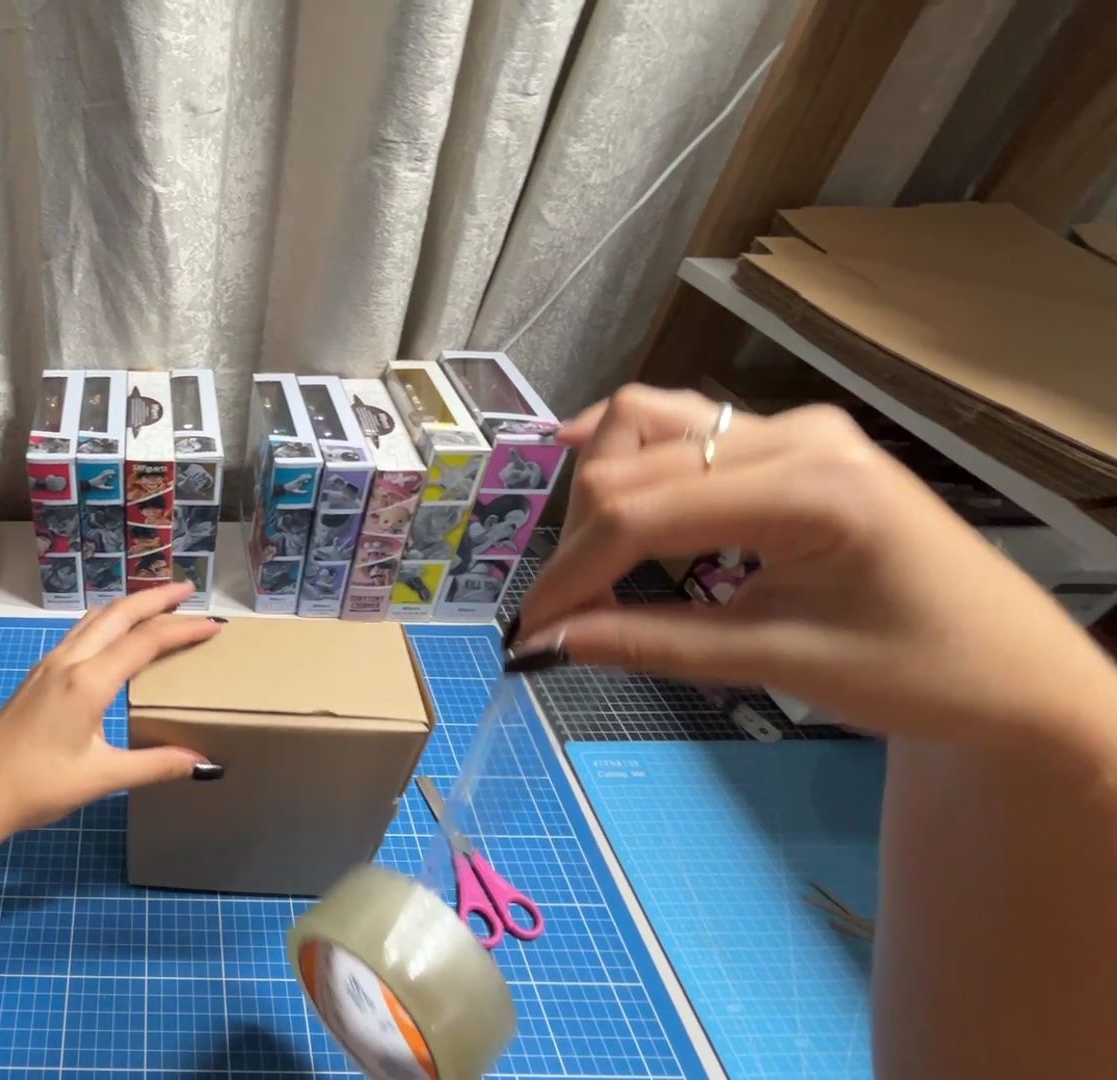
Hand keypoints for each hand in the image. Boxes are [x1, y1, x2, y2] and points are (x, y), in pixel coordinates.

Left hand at [0, 583, 219, 844]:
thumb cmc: (38, 786)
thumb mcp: (102, 777)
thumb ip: (155, 765)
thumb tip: (202, 764)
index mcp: (88, 680)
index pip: (146, 641)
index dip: (183, 629)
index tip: (215, 624)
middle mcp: (68, 661)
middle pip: (118, 614)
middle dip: (156, 598)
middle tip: (189, 589)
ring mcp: (48, 665)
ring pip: (94, 619)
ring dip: (128, 606)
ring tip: (156, 605)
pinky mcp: (37, 676)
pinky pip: (79, 633)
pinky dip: (107, 622)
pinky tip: (113, 637)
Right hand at [514, 385, 1116, 752]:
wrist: (1018, 674)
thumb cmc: (919, 674)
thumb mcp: (772, 661)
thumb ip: (643, 642)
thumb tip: (540, 643)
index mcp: (810, 487)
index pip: (640, 515)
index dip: (568, 573)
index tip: (530, 631)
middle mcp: (794, 433)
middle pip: (627, 469)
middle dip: (576, 544)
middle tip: (561, 614)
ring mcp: (788, 426)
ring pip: (640, 423)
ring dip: (592, 491)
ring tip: (586, 558)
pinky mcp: (780, 438)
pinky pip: (673, 420)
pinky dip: (617, 446)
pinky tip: (582, 462)